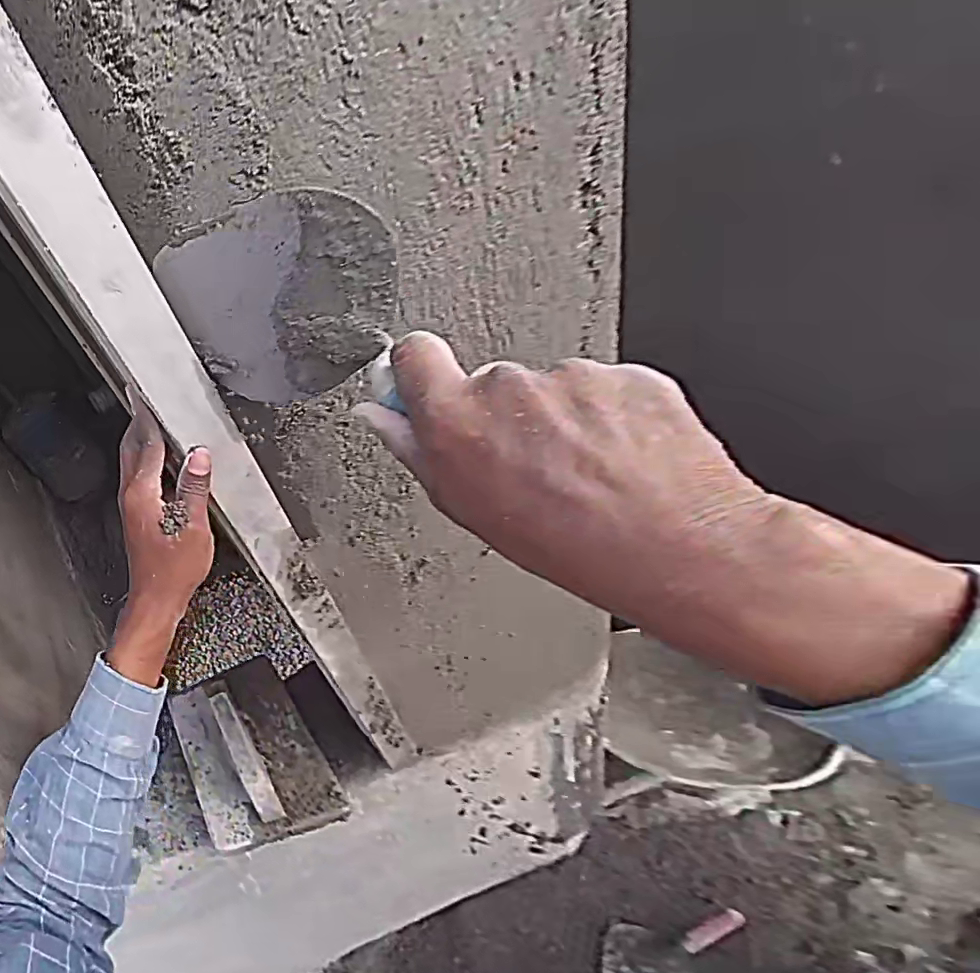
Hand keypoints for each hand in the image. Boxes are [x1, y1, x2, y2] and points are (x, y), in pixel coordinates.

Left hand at [107, 391, 213, 686]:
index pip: (146, 446)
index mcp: (142, 495)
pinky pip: (138, 477)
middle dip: (138, 424)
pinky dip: (147, 460)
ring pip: (132, 462)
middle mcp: (130, 497)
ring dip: (141, 441)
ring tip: (153, 422)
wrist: (156, 598)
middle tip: (143, 401)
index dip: (150, 420)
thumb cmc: (173, 571)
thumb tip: (199, 456)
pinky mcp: (135, 515)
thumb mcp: (194, 528)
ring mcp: (130, 506)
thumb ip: (195, 488)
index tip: (147, 399)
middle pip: (131, 449)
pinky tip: (162, 461)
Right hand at [353, 332, 968, 705]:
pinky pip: (597, 387)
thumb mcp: (458, 501)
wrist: (669, 543)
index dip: (412, 369)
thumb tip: (377, 416)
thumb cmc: (558, 535)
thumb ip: (412, 446)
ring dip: (550, 417)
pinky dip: (599, 415)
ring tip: (571, 467)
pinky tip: (607, 457)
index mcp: (454, 418)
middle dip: (493, 412)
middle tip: (516, 460)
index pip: (412, 354)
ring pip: (543, 388)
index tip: (417, 387)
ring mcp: (571, 375)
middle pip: (483, 380)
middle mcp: (507, 385)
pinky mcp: (627, 373)